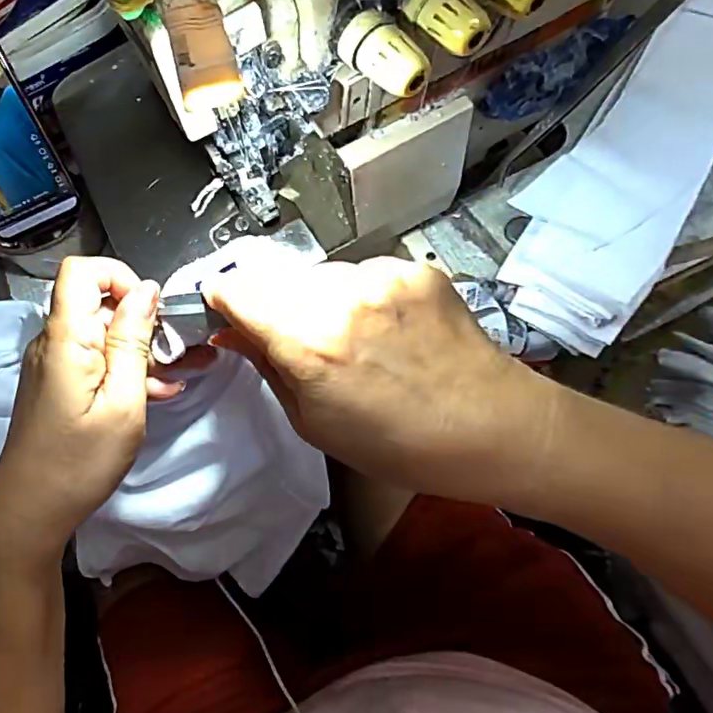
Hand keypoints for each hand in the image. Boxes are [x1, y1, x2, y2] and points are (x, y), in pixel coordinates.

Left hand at [0, 257, 167, 560]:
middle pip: (98, 303)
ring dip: (143, 348)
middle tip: (181, 349)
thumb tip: (146, 290)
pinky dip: (127, 369)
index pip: (82, 270)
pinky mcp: (59, 383)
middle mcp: (54, 342)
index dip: (120, 277)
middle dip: (144, 320)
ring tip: (183, 371)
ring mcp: (55, 363)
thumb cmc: (79, 462)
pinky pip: (97, 360)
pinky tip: (158, 390)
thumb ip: (133, 342)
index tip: (150, 312)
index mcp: (66, 339)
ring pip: (103, 334)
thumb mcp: (123, 403)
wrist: (31, 511)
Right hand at [204, 257, 548, 496]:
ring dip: (317, 298)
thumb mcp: (313, 421)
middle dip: (271, 303)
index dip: (222, 298)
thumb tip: (231, 329)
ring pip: (319, 273)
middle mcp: (341, 296)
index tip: (224, 310)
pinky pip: (362, 272)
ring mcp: (381, 276)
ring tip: (351, 338)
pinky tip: (385, 328)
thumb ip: (266, 364)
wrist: (490, 427)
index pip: (236, 287)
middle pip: (273, 276)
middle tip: (295, 338)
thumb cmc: (398, 444)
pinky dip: (359, 295)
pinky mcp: (413, 268)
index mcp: (309, 342)